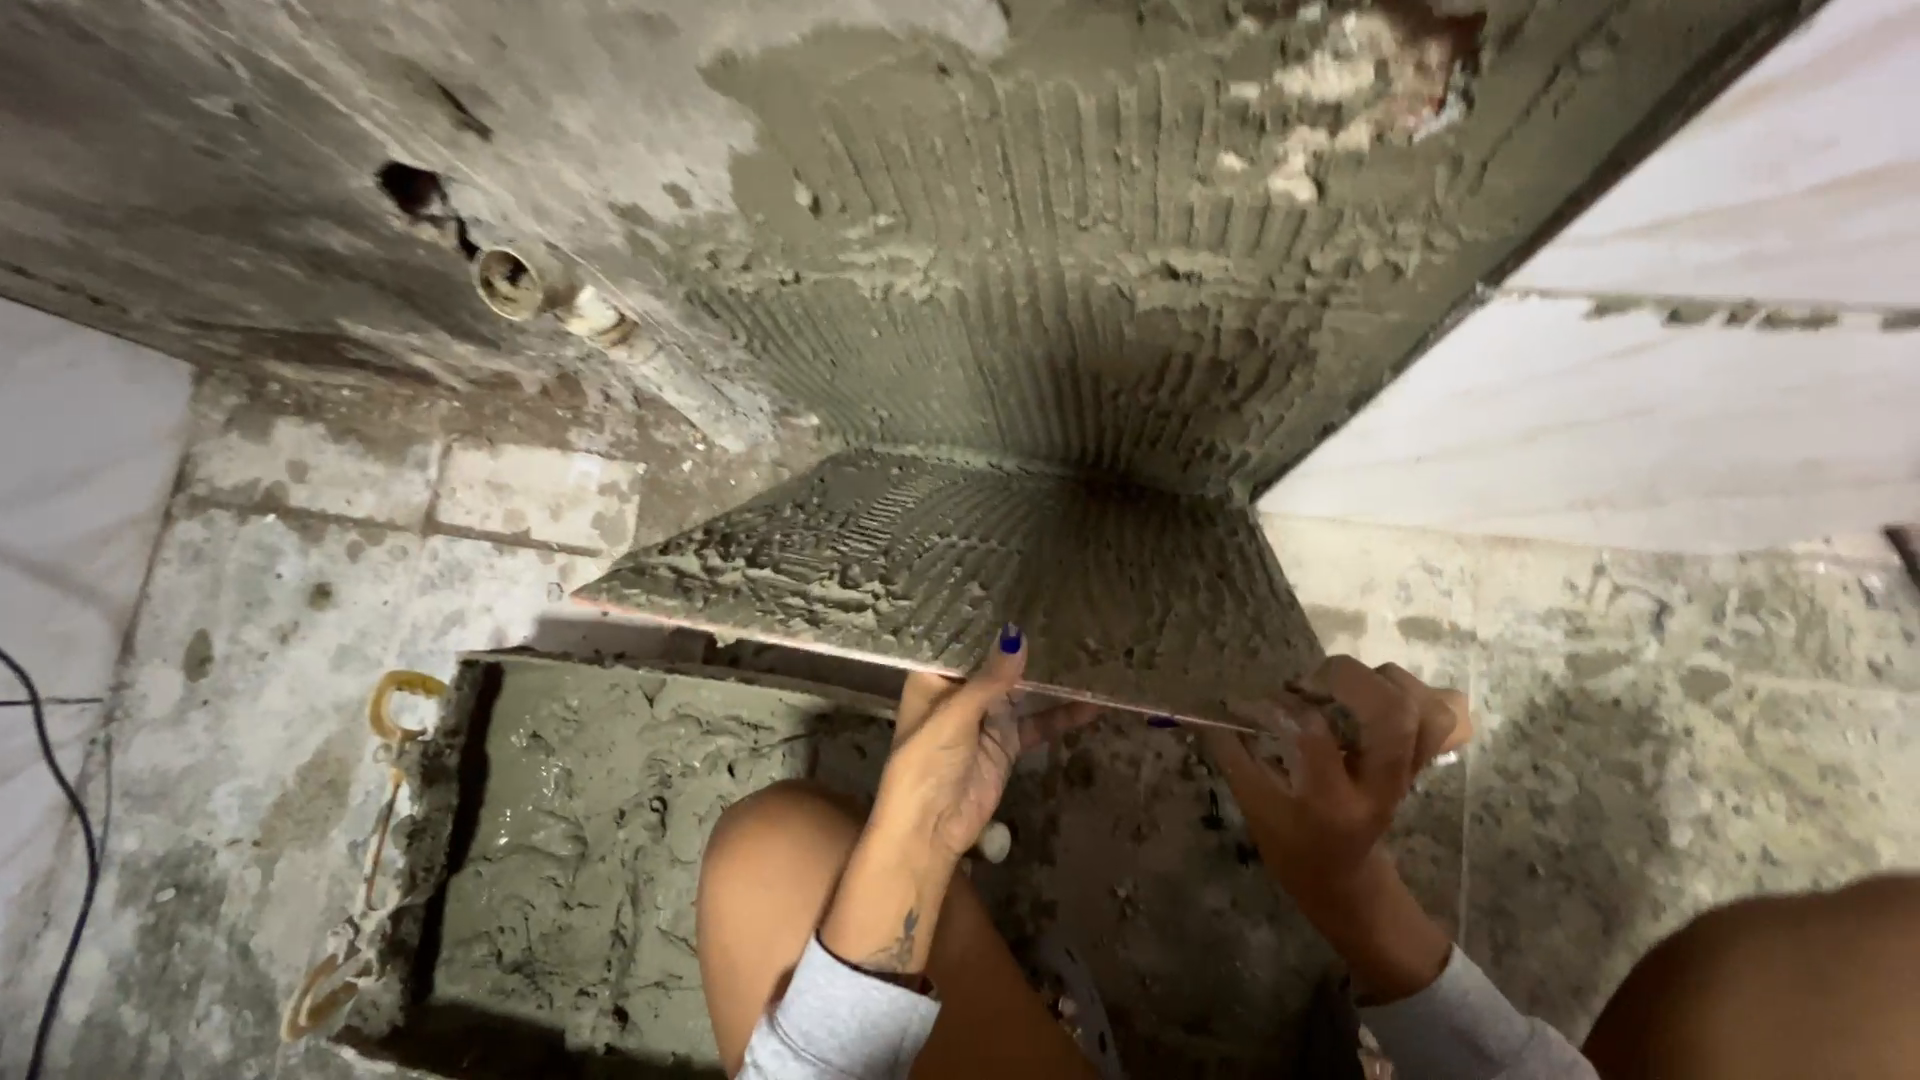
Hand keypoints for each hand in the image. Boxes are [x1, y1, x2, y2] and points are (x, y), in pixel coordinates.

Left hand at [875, 624, 1102, 864]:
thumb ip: (989, 679)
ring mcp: (986, 717)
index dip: (989, 621)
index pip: (963, 640)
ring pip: (1023, 690)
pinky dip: (1062, 714)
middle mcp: (961, 691)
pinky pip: (1038, 722)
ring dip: (1050, 678)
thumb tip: (1018, 636)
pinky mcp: (1007, 742)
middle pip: (998, 663)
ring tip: (1086, 652)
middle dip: (1027, 646)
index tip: (1023, 592)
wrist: (930, 829)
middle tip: (1066, 614)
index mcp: (934, 677)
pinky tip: (1092, 703)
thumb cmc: (926, 763)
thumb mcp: (955, 715)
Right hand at [1204, 655, 1467, 894]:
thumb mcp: (1253, 805)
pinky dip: (1413, 693)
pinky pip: (1441, 715)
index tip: (1248, 706)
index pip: (1315, 735)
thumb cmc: (1291, 845)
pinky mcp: (1420, 760)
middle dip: (1344, 678)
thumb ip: (1233, 754)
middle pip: (1391, 713)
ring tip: (1340, 689)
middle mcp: (1381, 785)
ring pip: (1424, 708)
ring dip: (1380, 682)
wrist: (1344, 878)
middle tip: (1306, 685)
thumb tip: (1210, 709)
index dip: (1278, 706)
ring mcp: (1409, 772)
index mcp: (1334, 802)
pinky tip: (1374, 696)